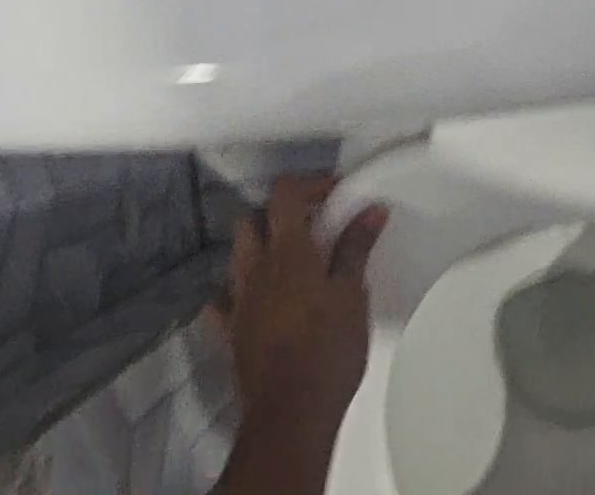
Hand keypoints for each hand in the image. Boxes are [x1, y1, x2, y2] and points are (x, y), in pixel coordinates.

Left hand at [211, 175, 389, 433]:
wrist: (292, 411)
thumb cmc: (328, 348)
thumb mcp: (352, 292)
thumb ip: (356, 247)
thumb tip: (370, 210)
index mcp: (288, 251)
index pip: (285, 194)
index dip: (308, 183)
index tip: (335, 191)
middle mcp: (256, 268)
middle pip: (254, 218)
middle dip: (280, 211)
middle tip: (314, 221)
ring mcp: (238, 300)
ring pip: (237, 254)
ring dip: (259, 244)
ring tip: (289, 256)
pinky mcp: (231, 333)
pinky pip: (224, 300)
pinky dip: (238, 290)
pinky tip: (254, 296)